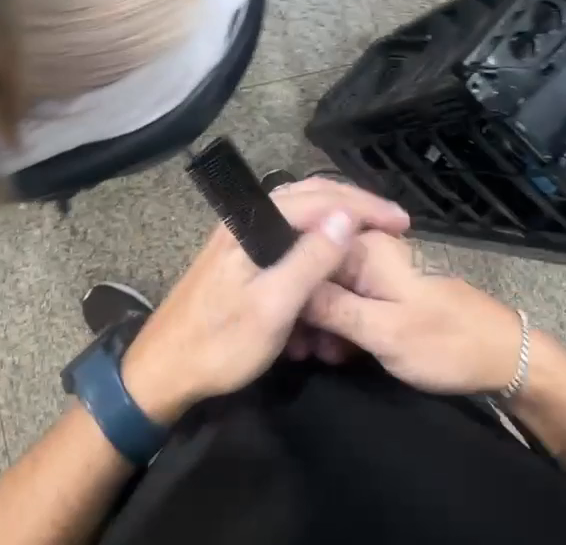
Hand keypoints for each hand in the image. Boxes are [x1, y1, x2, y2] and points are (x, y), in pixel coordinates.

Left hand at [120, 178, 410, 422]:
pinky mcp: (239, 254)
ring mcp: (240, 234)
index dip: (364, 206)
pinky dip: (317, 236)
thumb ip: (309, 259)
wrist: (162, 370)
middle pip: (310, 194)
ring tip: (372, 234)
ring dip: (337, 219)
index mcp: (251, 223)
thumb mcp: (273, 307)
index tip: (402, 223)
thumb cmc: (220, 344)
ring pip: (300, 211)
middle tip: (395, 224)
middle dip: (355, 205)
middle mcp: (245, 218)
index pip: (320, 197)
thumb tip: (347, 216)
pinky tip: (334, 254)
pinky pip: (288, 231)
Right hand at [303, 232, 527, 394]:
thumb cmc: (444, 342)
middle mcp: (368, 249)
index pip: (306, 253)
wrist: (504, 358)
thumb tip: (286, 285)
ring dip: (319, 323)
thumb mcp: (383, 332)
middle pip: (316, 272)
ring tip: (315, 357)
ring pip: (330, 290)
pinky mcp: (387, 292)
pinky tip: (335, 352)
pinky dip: (340, 325)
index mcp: (364, 247)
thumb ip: (332, 308)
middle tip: (296, 353)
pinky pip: (350, 302)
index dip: (287, 288)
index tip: (277, 327)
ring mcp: (378, 271)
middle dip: (302, 311)